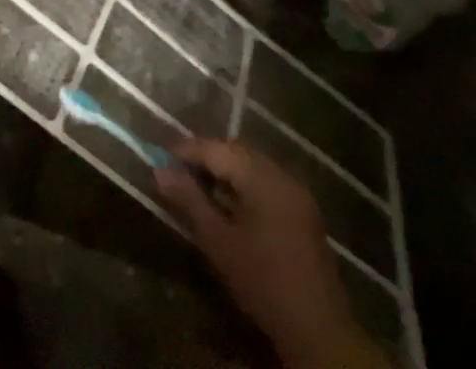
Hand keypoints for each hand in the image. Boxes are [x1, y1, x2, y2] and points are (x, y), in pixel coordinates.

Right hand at [156, 140, 383, 368]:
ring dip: (225, 169)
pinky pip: (267, 181)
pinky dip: (243, 182)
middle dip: (206, 156)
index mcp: (264, 181)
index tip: (160, 157)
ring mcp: (298, 194)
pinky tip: (227, 203)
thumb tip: (160, 171)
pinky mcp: (303, 211)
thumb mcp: (217, 240)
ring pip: (253, 165)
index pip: (218, 150)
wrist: (315, 326)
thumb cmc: (261, 280)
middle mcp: (284, 178)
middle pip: (238, 152)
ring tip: (197, 186)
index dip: (187, 150)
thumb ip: (189, 200)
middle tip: (177, 171)